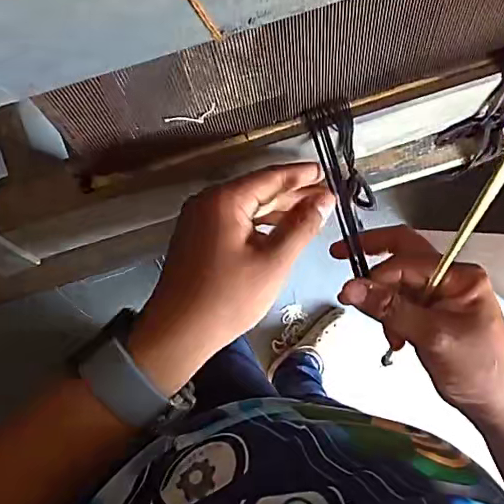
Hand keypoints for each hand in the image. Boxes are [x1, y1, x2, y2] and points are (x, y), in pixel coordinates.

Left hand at [131, 163, 332, 393]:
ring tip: (308, 214)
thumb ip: (302, 226)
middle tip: (323, 195)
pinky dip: (258, 223)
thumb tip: (322, 201)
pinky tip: (278, 233)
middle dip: (292, 193)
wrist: (179, 332)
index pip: (271, 176)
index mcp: (224, 201)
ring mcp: (198, 220)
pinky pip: (233, 220)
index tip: (324, 172)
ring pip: (246, 206)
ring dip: (277, 209)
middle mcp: (207, 203)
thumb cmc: (223, 300)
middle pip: (258, 189)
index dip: (302, 174)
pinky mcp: (196, 238)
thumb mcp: (274, 261)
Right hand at [332, 226, 503, 425]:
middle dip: (374, 263)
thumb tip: (355, 287)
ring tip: (390, 332)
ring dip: (384, 303)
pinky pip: (403, 306)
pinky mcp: (435, 316)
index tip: (351, 290)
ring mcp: (443, 299)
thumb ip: (391, 309)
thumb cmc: (484, 372)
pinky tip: (397, 338)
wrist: (500, 407)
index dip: (376, 273)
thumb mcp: (432, 336)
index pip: (407, 258)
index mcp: (461, 276)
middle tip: (342, 256)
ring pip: (399, 285)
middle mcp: (452, 281)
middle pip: (403, 258)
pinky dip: (392, 319)